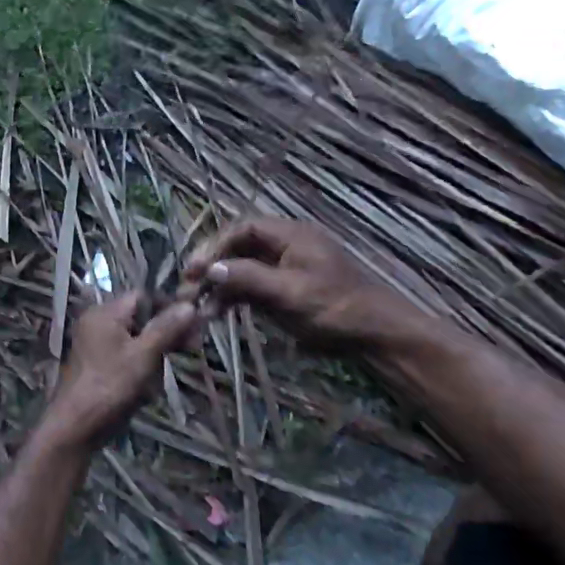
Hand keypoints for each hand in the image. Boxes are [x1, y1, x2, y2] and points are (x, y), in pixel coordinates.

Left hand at [39, 294, 203, 452]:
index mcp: (105, 312)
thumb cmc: (110, 386)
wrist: (75, 427)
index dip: (169, 307)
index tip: (193, 325)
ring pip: (135, 337)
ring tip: (164, 372)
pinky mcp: (97, 363)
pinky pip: (125, 354)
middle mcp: (97, 322)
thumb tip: (190, 303)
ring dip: (155, 351)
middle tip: (190, 347)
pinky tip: (149, 383)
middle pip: (140, 316)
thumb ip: (167, 327)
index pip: (144, 296)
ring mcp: (95, 343)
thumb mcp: (144, 355)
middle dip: (165, 331)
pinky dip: (140, 364)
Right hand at [182, 217, 424, 351]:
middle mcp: (285, 246)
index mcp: (291, 235)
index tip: (194, 269)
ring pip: (242, 270)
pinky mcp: (285, 291)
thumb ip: (248, 278)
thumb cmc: (335, 308)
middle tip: (189, 289)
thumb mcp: (289, 292)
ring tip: (200, 308)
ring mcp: (285, 269)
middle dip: (213, 267)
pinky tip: (217, 314)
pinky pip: (251, 288)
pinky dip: (234, 299)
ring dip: (220, 286)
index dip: (214, 246)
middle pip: (239, 248)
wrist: (374, 334)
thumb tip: (210, 269)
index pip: (242, 229)